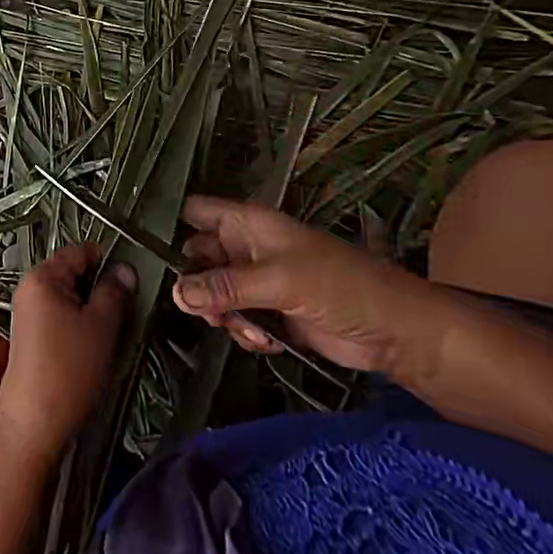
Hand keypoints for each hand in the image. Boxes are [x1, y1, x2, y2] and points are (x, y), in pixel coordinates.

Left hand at [0, 242, 136, 458]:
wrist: (36, 415)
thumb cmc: (67, 370)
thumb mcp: (102, 325)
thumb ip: (115, 291)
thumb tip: (125, 271)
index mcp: (42, 277)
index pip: (79, 250)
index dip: (108, 258)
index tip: (131, 273)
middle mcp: (29, 288)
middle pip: (74, 272)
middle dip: (101, 286)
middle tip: (124, 307)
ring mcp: (27, 310)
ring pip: (70, 295)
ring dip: (93, 308)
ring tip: (109, 331)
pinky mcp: (31, 332)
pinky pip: (61, 315)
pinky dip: (80, 323)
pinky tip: (93, 345)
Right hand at [171, 195, 457, 378]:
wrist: (400, 335)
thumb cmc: (343, 287)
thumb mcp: (280, 281)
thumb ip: (225, 287)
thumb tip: (177, 294)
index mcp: (248, 224)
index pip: (195, 211)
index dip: (172, 224)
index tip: (152, 251)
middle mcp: (246, 247)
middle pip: (197, 257)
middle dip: (196, 283)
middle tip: (204, 307)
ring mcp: (257, 280)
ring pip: (212, 291)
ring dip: (220, 313)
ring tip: (244, 328)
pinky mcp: (268, 311)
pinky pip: (233, 316)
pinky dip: (241, 331)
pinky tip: (264, 341)